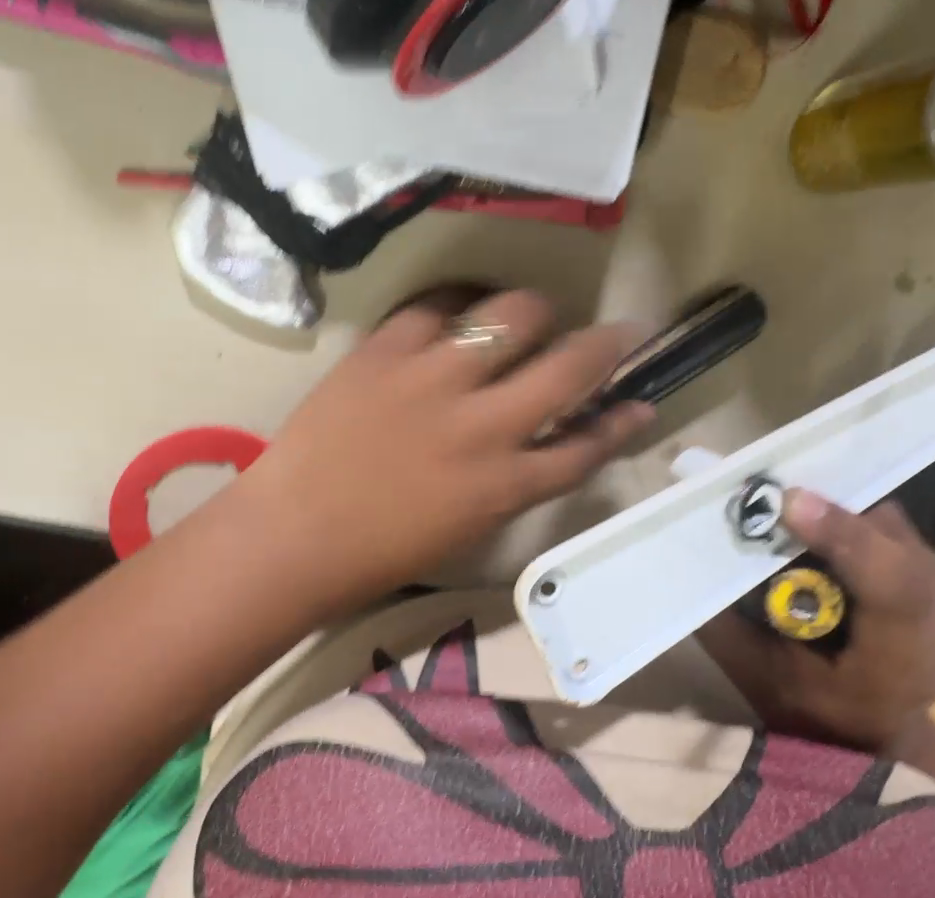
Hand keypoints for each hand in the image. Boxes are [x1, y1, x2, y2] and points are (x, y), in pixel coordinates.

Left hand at [233, 290, 654, 611]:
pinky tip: (454, 318)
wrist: (294, 535)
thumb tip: (536, 448)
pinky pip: (435, 308)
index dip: (621, 424)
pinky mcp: (385, 351)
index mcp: (505, 486)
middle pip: (571, 367)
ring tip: (530, 316)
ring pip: (513, 316)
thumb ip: (509, 486)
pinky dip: (453, 309)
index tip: (640, 404)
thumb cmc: (377, 553)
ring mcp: (434, 380)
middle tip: (617, 331)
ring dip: (534, 313)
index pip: (586, 448)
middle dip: (609, 344)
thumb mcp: (463, 530)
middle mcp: (484, 425)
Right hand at [698, 491, 934, 754]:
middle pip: (890, 540)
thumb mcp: (764, 679)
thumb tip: (693, 566)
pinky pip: (892, 531)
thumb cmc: (813, 712)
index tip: (791, 502)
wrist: (874, 730)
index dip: (845, 538)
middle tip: (769, 502)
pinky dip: (851, 525)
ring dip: (838, 517)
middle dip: (830, 515)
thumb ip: (731, 628)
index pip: (892, 588)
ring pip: (890, 526)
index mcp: (901, 662)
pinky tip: (816, 533)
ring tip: (788, 515)